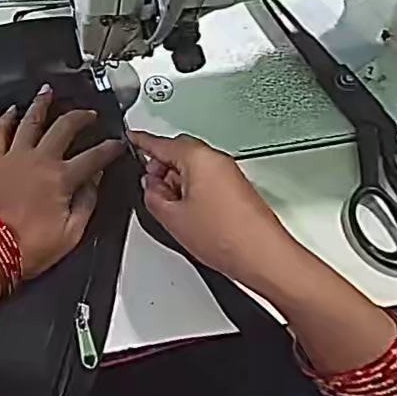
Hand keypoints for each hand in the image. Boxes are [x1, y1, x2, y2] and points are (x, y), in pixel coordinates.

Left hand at [0, 85, 125, 277]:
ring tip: (49, 92)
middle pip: (64, 127)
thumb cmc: (26, 247)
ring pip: (31, 121)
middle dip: (80, 117)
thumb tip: (95, 182)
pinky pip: (0, 133)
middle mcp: (39, 161)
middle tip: (89, 114)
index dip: (109, 149)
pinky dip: (6, 119)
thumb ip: (87, 203)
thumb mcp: (70, 233)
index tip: (116, 145)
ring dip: (42, 104)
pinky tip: (12, 110)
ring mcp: (15, 158)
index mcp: (61, 178)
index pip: (93, 157)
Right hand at [132, 130, 298, 284]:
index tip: (132, 137)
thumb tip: (151, 187)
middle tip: (150, 184)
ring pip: (194, 166)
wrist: (264, 258)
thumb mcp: (171, 217)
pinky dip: (194, 189)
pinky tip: (191, 214)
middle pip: (179, 151)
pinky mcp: (238, 188)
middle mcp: (217, 160)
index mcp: (198, 158)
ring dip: (178, 180)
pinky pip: (208, 179)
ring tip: (173, 207)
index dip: (141, 141)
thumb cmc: (229, 237)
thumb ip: (152, 195)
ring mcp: (230, 173)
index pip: (161, 142)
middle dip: (161, 166)